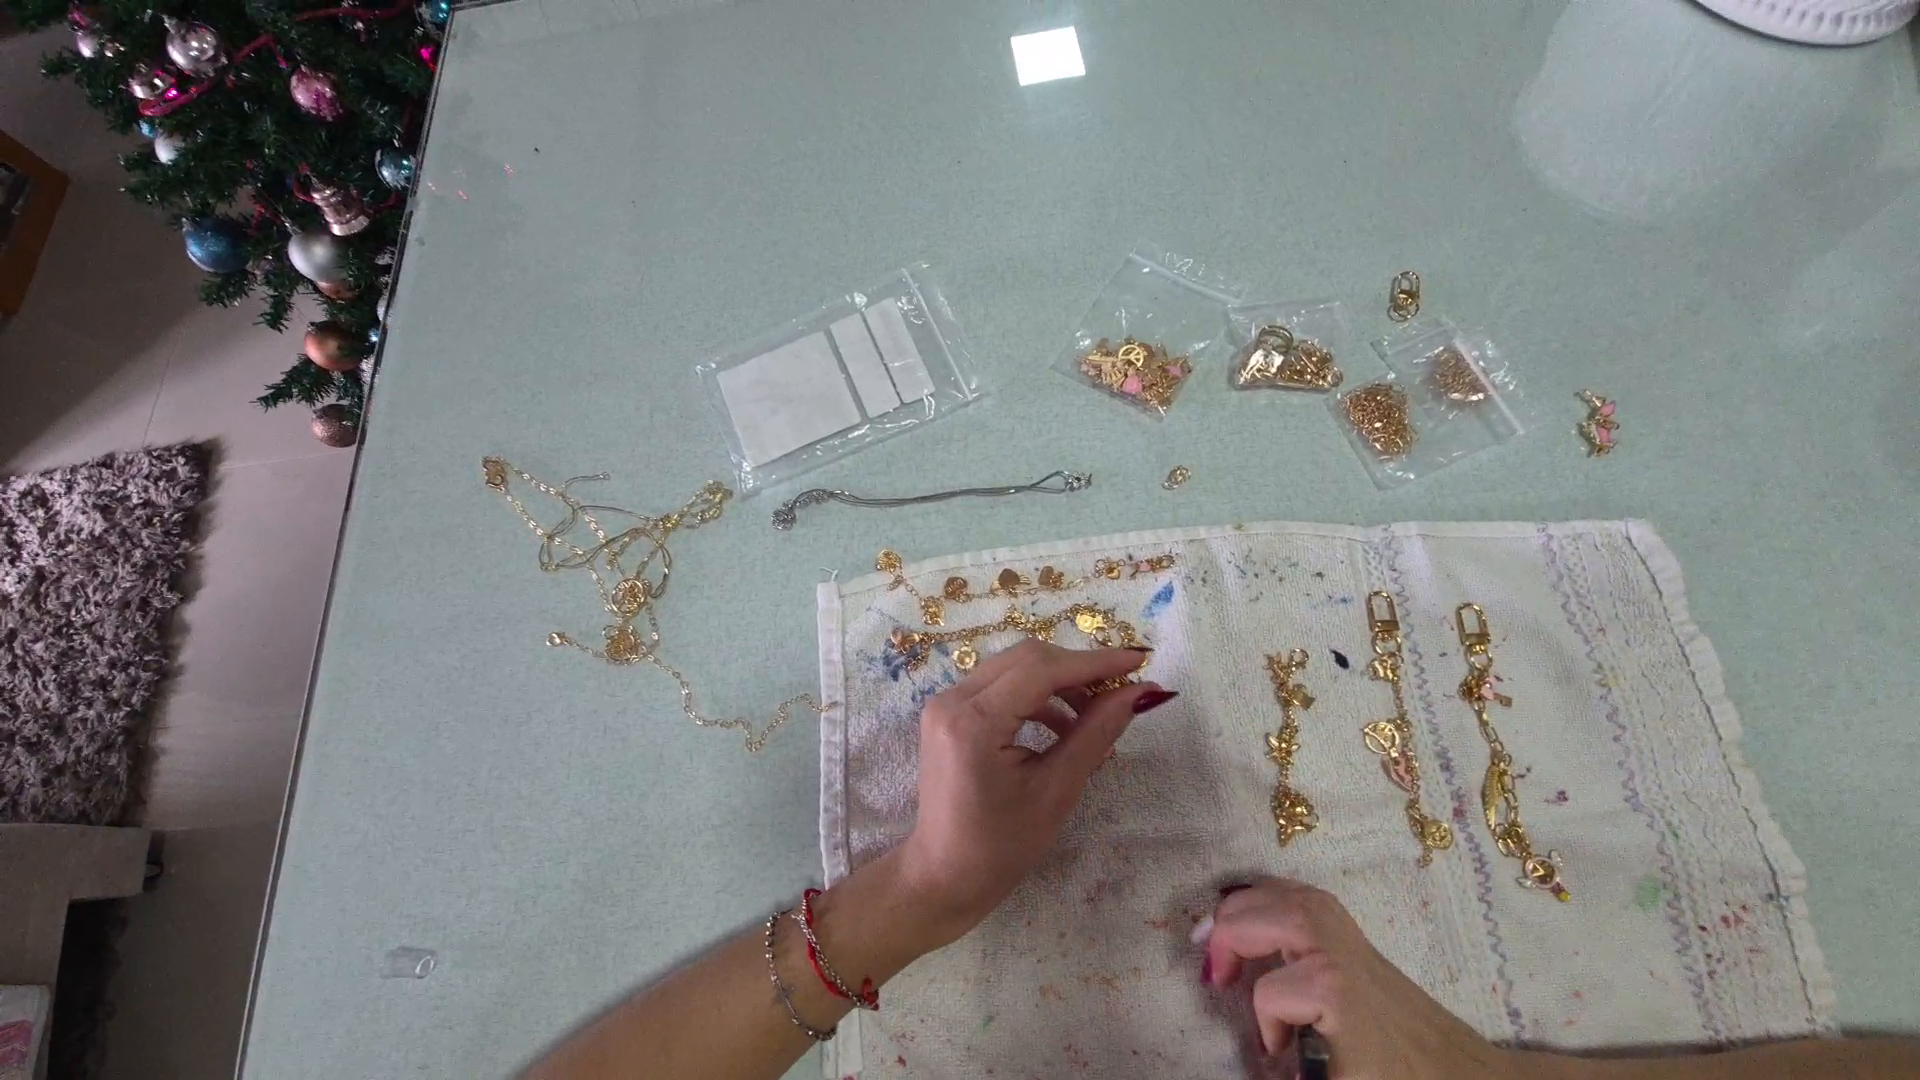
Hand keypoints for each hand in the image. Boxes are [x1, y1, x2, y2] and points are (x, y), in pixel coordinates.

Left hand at [891, 640, 1175, 949]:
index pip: (1040, 670)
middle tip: (1122, 689)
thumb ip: (1096, 732)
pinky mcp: (950, 712)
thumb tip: (1139, 693)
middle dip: (1078, 669)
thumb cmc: (1001, 846)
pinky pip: (1001, 686)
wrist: (944, 875)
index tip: (1139, 662)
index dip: (1094, 662)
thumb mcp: (1057, 790)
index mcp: (973, 721)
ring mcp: (946, 702)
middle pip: (1027, 659)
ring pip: (1014, 667)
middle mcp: (952, 699)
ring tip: (1095, 718)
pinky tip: (1063, 727)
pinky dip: (1036, 696)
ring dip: (1059, 683)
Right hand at [1203, 879, 1522, 1079]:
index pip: (1266, 992)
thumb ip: (1288, 1073)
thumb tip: (1259, 1064)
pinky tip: (1246, 921)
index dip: (1264, 1026)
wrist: (1450, 1060)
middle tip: (1215, 979)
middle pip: (1247, 918)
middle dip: (1222, 945)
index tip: (1278, 1049)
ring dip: (1231, 917)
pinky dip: (1253, 900)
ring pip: (1259, 893)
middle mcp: (1324, 937)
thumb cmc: (1392, 1073)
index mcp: (1327, 983)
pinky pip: (1279, 888)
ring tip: (1215, 944)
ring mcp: (1329, 915)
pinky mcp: (1334, 911)